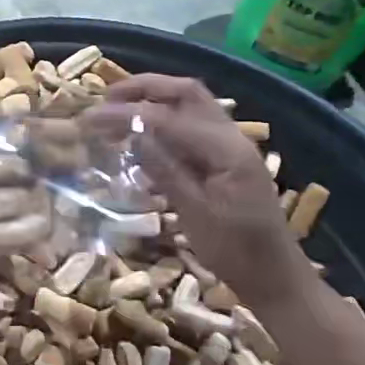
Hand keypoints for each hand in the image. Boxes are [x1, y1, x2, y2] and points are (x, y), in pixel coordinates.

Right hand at [87, 74, 313, 305]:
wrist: (274, 276)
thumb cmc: (236, 252)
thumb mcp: (197, 214)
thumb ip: (167, 170)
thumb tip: (134, 134)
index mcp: (226, 149)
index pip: (169, 118)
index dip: (128, 113)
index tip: (90, 118)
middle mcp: (232, 137)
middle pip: (186, 94)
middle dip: (145, 88)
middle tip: (107, 98)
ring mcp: (231, 148)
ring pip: (191, 108)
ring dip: (155, 102)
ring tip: (118, 113)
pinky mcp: (226, 162)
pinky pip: (194, 131)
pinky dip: (166, 126)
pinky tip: (143, 142)